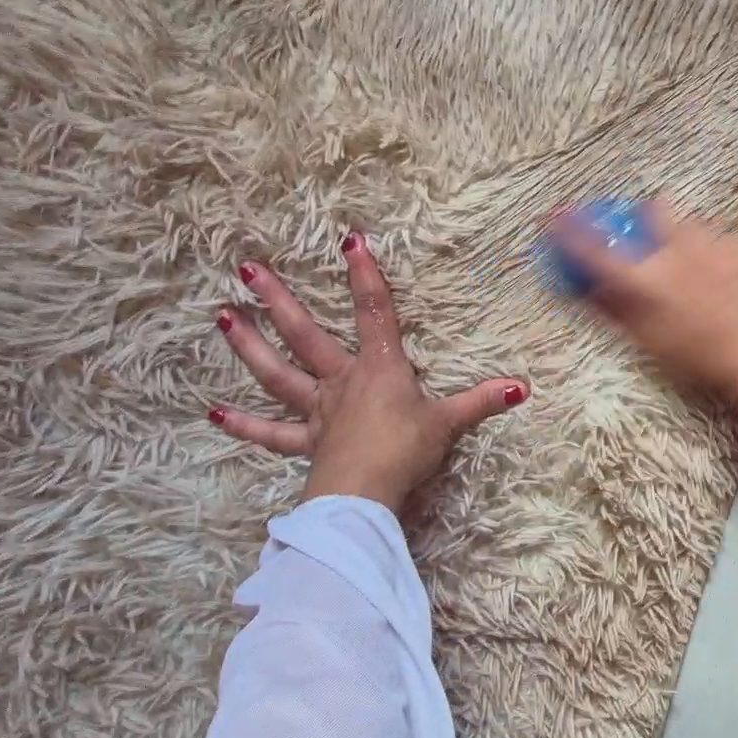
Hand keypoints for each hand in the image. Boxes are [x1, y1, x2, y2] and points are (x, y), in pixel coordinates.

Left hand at [211, 231, 527, 512]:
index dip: (365, 276)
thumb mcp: (449, 422)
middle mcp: (342, 381)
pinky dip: (244, 424)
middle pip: (305, 335)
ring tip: (222, 317)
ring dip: (248, 346)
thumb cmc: (405, 450)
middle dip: (278, 300)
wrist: (364, 496)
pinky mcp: (306, 443)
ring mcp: (318, 411)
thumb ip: (482, 401)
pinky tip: (214, 412)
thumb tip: (523, 387)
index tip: (350, 241)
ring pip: (277, 374)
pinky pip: (270, 432)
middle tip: (247, 270)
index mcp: (379, 369)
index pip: (374, 312)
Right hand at [556, 203, 737, 472]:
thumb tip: (583, 287)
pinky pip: (719, 238)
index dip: (570, 231)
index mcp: (647, 281)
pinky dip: (714, 251)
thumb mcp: (646, 340)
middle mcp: (677, 254)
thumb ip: (611, 309)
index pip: (596, 249)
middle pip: (655, 210)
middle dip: (648, 218)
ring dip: (683, 236)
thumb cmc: (699, 360)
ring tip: (693, 269)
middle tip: (651, 242)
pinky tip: (720, 277)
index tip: (556, 218)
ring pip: (689, 221)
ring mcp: (714, 246)